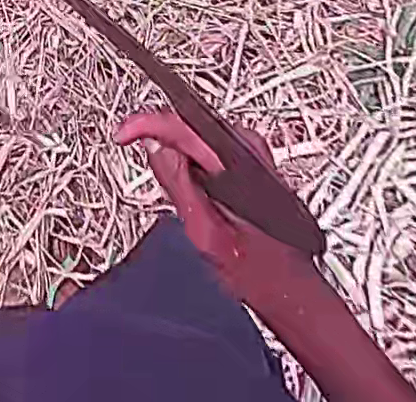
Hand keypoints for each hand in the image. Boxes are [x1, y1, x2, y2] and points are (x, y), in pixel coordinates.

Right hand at [115, 110, 317, 308]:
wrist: (293, 290)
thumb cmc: (258, 270)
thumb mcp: (206, 233)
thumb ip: (177, 184)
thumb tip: (153, 144)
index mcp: (236, 161)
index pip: (179, 124)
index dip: (144, 124)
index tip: (122, 135)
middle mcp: (247, 148)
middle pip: (185, 127)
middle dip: (158, 142)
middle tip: (146, 169)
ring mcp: (250, 152)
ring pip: (194, 136)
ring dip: (175, 155)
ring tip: (177, 192)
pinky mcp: (249, 159)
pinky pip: (206, 148)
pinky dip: (190, 163)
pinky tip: (195, 192)